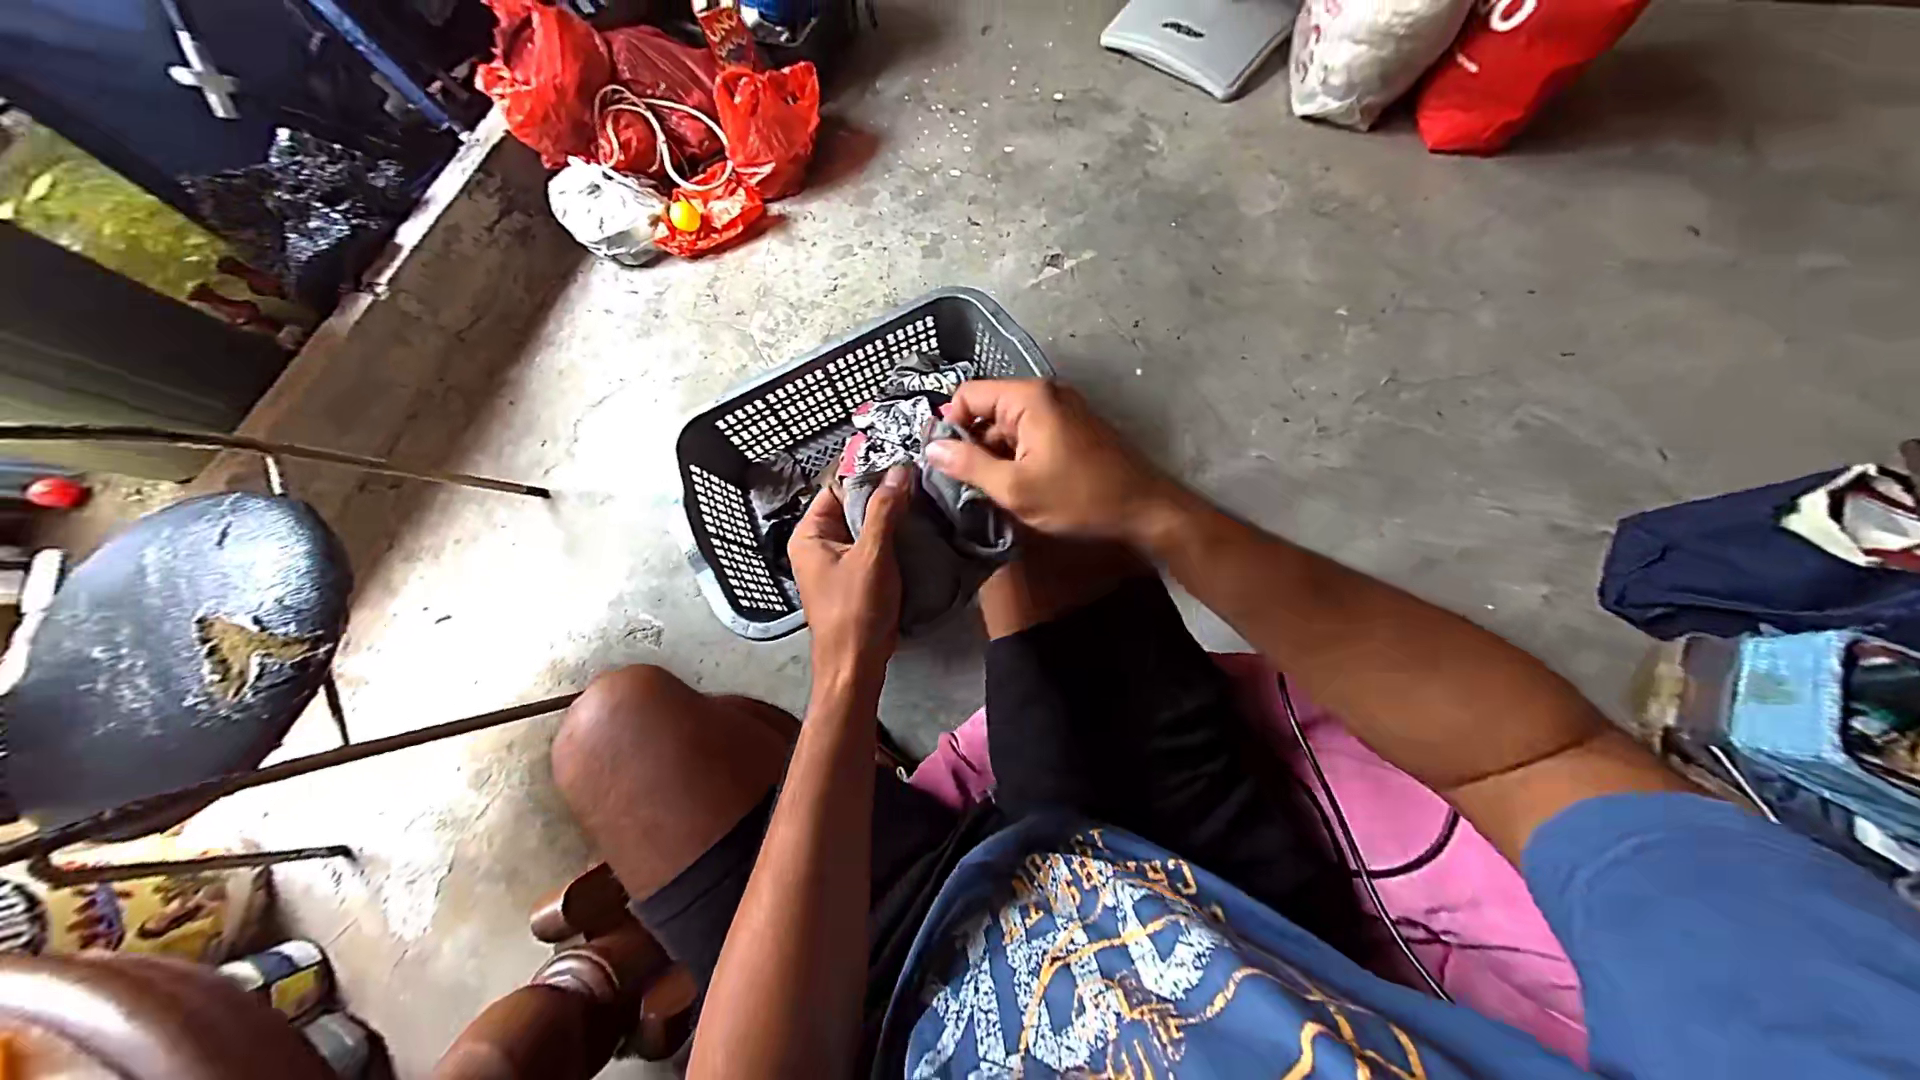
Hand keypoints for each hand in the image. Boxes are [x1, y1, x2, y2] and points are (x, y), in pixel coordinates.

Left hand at [788, 465, 912, 682]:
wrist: (856, 665)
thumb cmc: (856, 609)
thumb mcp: (872, 555)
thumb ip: (884, 510)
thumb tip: (900, 470)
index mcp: (809, 534)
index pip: (836, 487)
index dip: (866, 473)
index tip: (900, 460)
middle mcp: (817, 544)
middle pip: (851, 506)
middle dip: (882, 494)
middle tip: (917, 479)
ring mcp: (836, 562)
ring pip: (864, 527)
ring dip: (890, 517)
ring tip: (922, 499)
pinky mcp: (854, 578)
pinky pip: (872, 547)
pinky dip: (891, 538)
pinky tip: (916, 529)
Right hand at [925, 380, 1187, 547]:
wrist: (1144, 509)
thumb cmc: (1079, 498)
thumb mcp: (1015, 488)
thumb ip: (968, 465)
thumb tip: (930, 448)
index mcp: (1029, 398)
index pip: (967, 394)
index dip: (950, 426)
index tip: (946, 462)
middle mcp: (1045, 393)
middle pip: (987, 409)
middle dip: (973, 443)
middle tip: (968, 483)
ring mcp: (1062, 409)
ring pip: (1007, 426)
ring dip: (995, 454)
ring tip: (995, 490)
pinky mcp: (1072, 428)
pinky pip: (1029, 434)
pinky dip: (1017, 456)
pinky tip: (1020, 486)